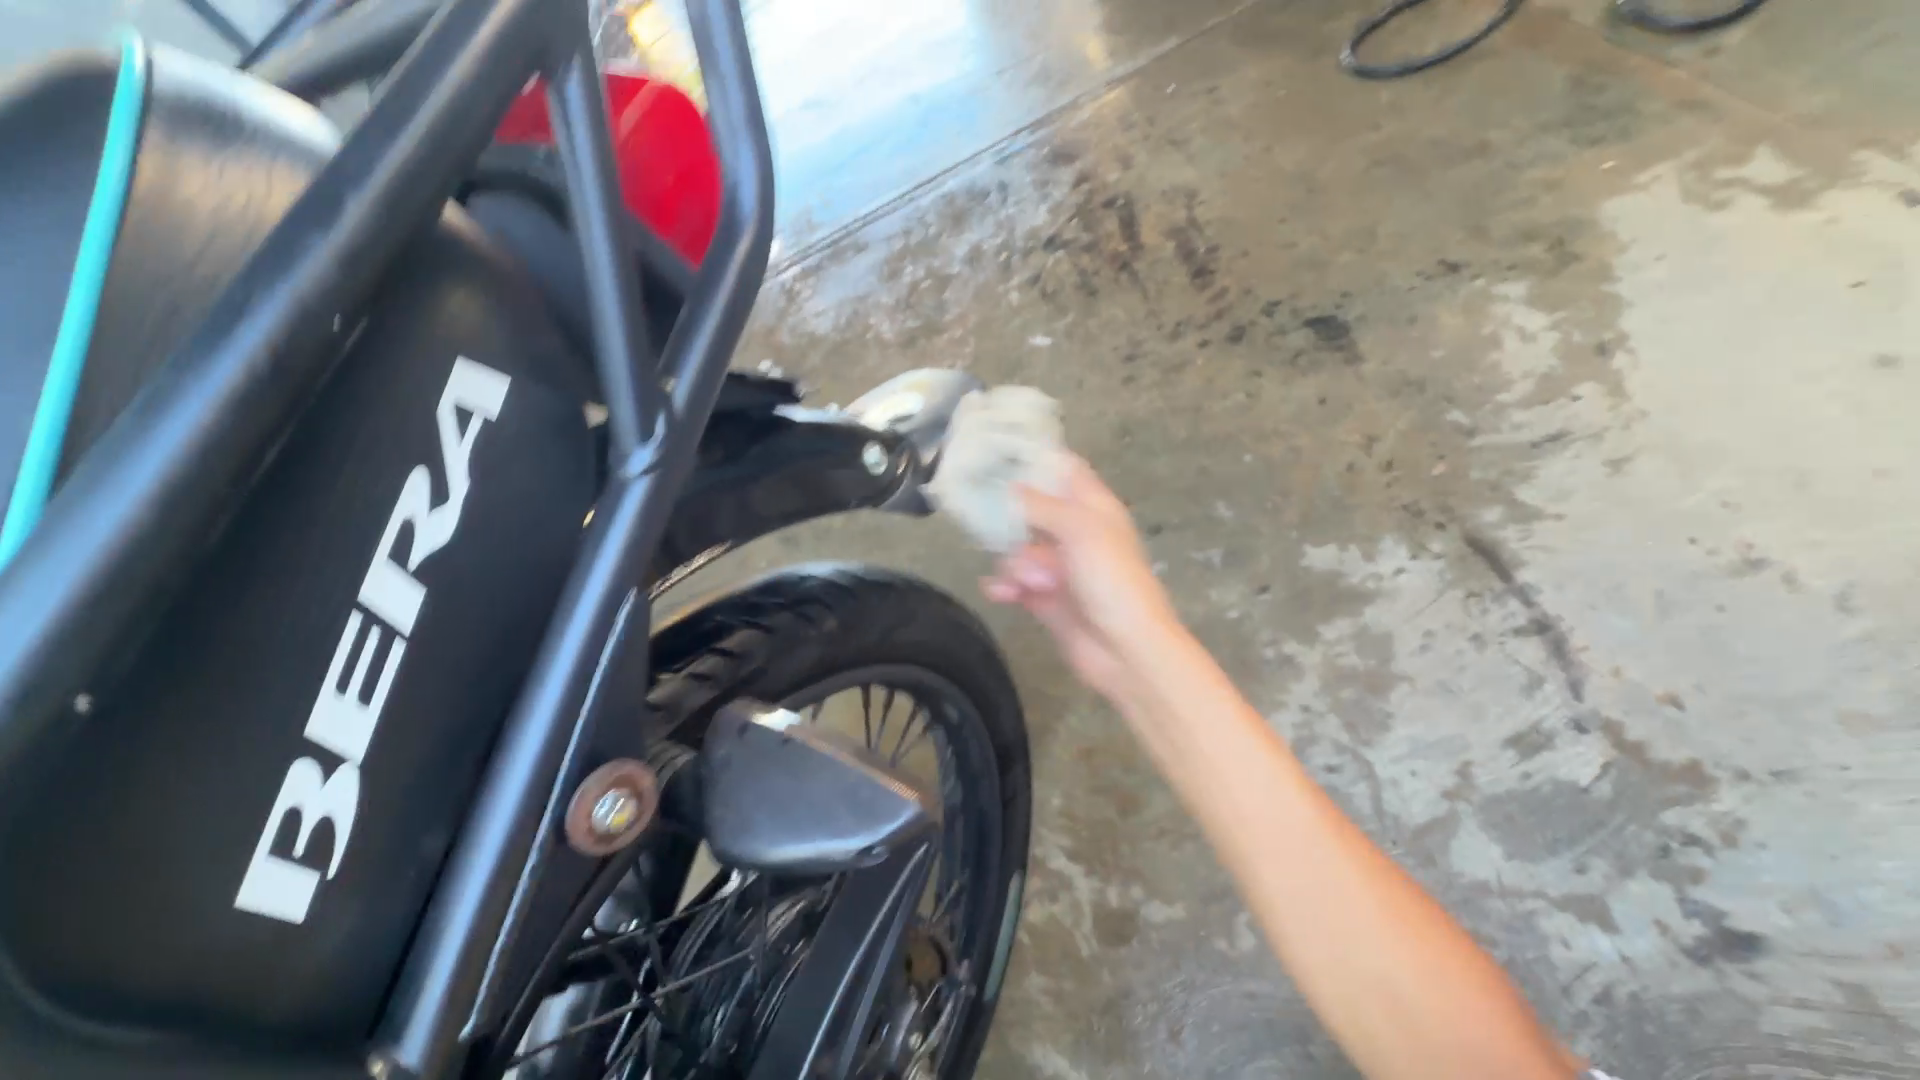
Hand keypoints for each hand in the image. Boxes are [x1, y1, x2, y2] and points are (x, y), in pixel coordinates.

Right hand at [981, 455, 1182, 706]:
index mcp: (1094, 509)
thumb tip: (1009, 488)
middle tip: (990, 523)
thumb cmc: (1112, 580)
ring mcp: (1060, 568)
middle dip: (1011, 519)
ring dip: (1015, 562)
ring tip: (1028, 581)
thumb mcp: (1080, 530)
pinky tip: (1002, 593)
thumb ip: (1042, 506)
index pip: (1064, 471)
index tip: (997, 454)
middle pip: (1032, 511)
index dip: (1036, 460)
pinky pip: (1015, 583)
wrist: (1125, 649)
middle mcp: (1076, 534)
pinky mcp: (1045, 599)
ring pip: (1019, 550)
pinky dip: (1006, 586)